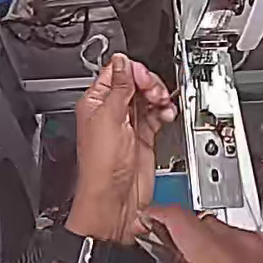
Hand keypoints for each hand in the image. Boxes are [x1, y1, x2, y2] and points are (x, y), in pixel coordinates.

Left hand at [68, 54, 175, 240]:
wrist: (116, 201)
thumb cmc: (102, 167)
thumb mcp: (110, 119)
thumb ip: (118, 88)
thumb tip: (121, 61)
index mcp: (96, 103)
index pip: (116, 73)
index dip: (132, 72)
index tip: (143, 80)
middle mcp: (112, 112)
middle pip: (135, 83)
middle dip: (149, 84)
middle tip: (154, 94)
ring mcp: (130, 124)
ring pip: (149, 97)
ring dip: (159, 97)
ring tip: (162, 105)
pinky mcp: (145, 136)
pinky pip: (158, 114)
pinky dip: (165, 112)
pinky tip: (166, 115)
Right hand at [145, 204, 262, 262]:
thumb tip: (162, 256)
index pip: (181, 218)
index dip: (155, 217)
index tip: (142, 223)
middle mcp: (249, 247)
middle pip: (198, 220)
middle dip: (179, 238)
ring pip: (215, 226)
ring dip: (200, 245)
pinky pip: (234, 236)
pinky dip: (220, 250)